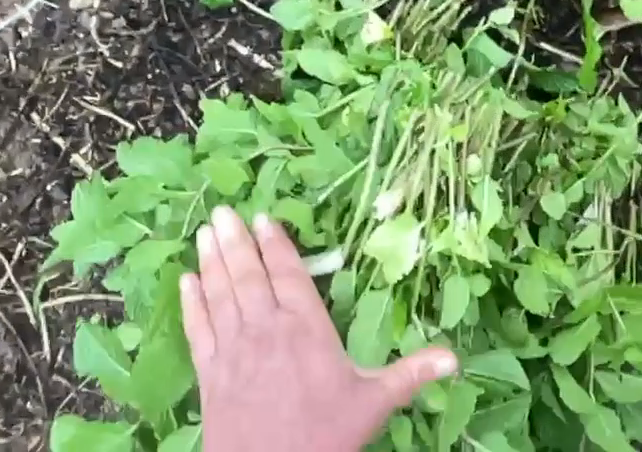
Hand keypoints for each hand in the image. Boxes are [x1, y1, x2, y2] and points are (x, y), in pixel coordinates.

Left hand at [182, 206, 456, 451]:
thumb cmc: (326, 438)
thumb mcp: (374, 403)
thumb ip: (411, 374)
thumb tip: (457, 356)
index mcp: (306, 327)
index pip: (288, 274)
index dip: (275, 245)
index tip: (262, 218)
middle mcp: (266, 329)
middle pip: (248, 276)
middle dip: (236, 242)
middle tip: (225, 211)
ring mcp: (234, 351)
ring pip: (221, 294)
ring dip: (212, 261)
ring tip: (206, 231)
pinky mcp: (210, 376)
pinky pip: (198, 330)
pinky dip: (191, 303)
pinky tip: (184, 281)